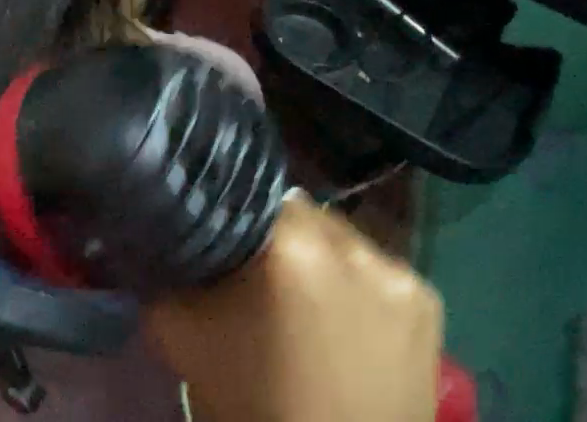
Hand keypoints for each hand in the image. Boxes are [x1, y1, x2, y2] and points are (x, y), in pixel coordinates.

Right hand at [145, 195, 442, 421]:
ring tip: (296, 294)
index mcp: (289, 244)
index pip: (245, 189)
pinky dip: (352, 281)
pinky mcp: (429, 303)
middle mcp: (350, 244)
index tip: (212, 233)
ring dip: (315, 253)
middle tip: (250, 267)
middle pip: (294, 208)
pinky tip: (337, 317)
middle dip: (272, 231)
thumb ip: (164, 266)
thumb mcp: (175, 328)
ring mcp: (398, 274)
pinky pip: (373, 268)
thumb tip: (156, 230)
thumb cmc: (249, 398)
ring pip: (336, 235)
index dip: (225, 207)